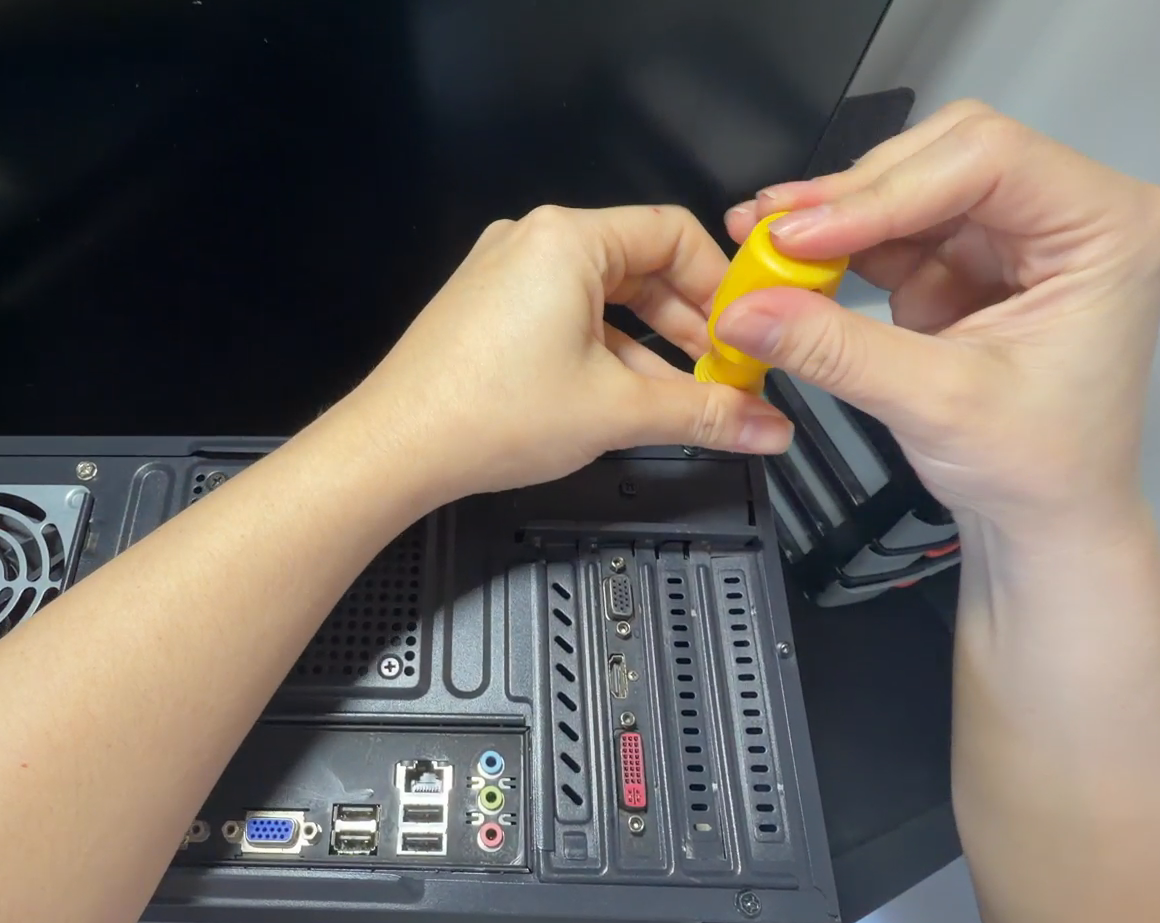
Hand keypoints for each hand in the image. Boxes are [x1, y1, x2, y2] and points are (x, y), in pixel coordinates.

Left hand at [330, 205, 795, 503]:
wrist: (394, 450)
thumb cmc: (489, 415)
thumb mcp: (614, 412)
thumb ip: (701, 414)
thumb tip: (765, 427)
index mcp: (567, 240)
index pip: (675, 234)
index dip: (722, 285)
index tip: (746, 331)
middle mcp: (531, 244)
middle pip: (638, 268)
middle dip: (686, 325)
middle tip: (721, 373)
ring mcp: (502, 277)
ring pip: (600, 301)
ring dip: (645, 347)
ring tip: (678, 397)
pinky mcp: (485, 312)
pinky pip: (562, 320)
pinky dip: (599, 353)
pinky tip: (621, 397)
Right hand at [716, 101, 1159, 539]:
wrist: (1040, 514)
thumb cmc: (1029, 463)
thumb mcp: (931, 402)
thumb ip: (834, 350)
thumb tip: (739, 312)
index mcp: (1101, 226)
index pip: (985, 161)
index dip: (881, 192)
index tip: (793, 237)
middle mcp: (1058, 213)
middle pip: (941, 159)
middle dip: (850, 196)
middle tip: (766, 230)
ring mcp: (1003, 239)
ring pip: (904, 191)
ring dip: (830, 218)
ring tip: (759, 241)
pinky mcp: (957, 269)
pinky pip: (885, 239)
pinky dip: (832, 252)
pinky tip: (786, 263)